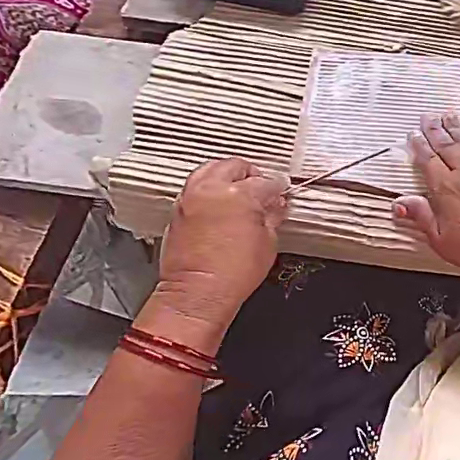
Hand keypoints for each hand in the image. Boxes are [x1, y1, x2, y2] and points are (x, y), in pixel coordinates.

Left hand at [142, 158, 287, 348]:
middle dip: (251, 174)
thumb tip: (275, 207)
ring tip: (238, 191)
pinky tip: (219, 203)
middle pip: (235, 166)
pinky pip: (195, 187)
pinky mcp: (177, 210)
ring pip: (210, 170)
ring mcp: (191, 198)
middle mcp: (212, 189)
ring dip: (226, 176)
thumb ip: (272, 216)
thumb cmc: (231, 273)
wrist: (198, 294)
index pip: (266, 182)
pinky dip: (209, 189)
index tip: (281, 194)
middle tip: (261, 189)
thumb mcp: (268, 242)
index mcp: (240, 194)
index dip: (279, 188)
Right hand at [393, 110, 459, 287]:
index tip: (413, 135)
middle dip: (435, 130)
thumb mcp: (441, 239)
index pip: (427, 161)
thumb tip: (399, 203)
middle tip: (428, 117)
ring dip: (458, 126)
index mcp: (445, 188)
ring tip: (450, 114)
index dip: (419, 146)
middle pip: (446, 145)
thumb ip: (421, 216)